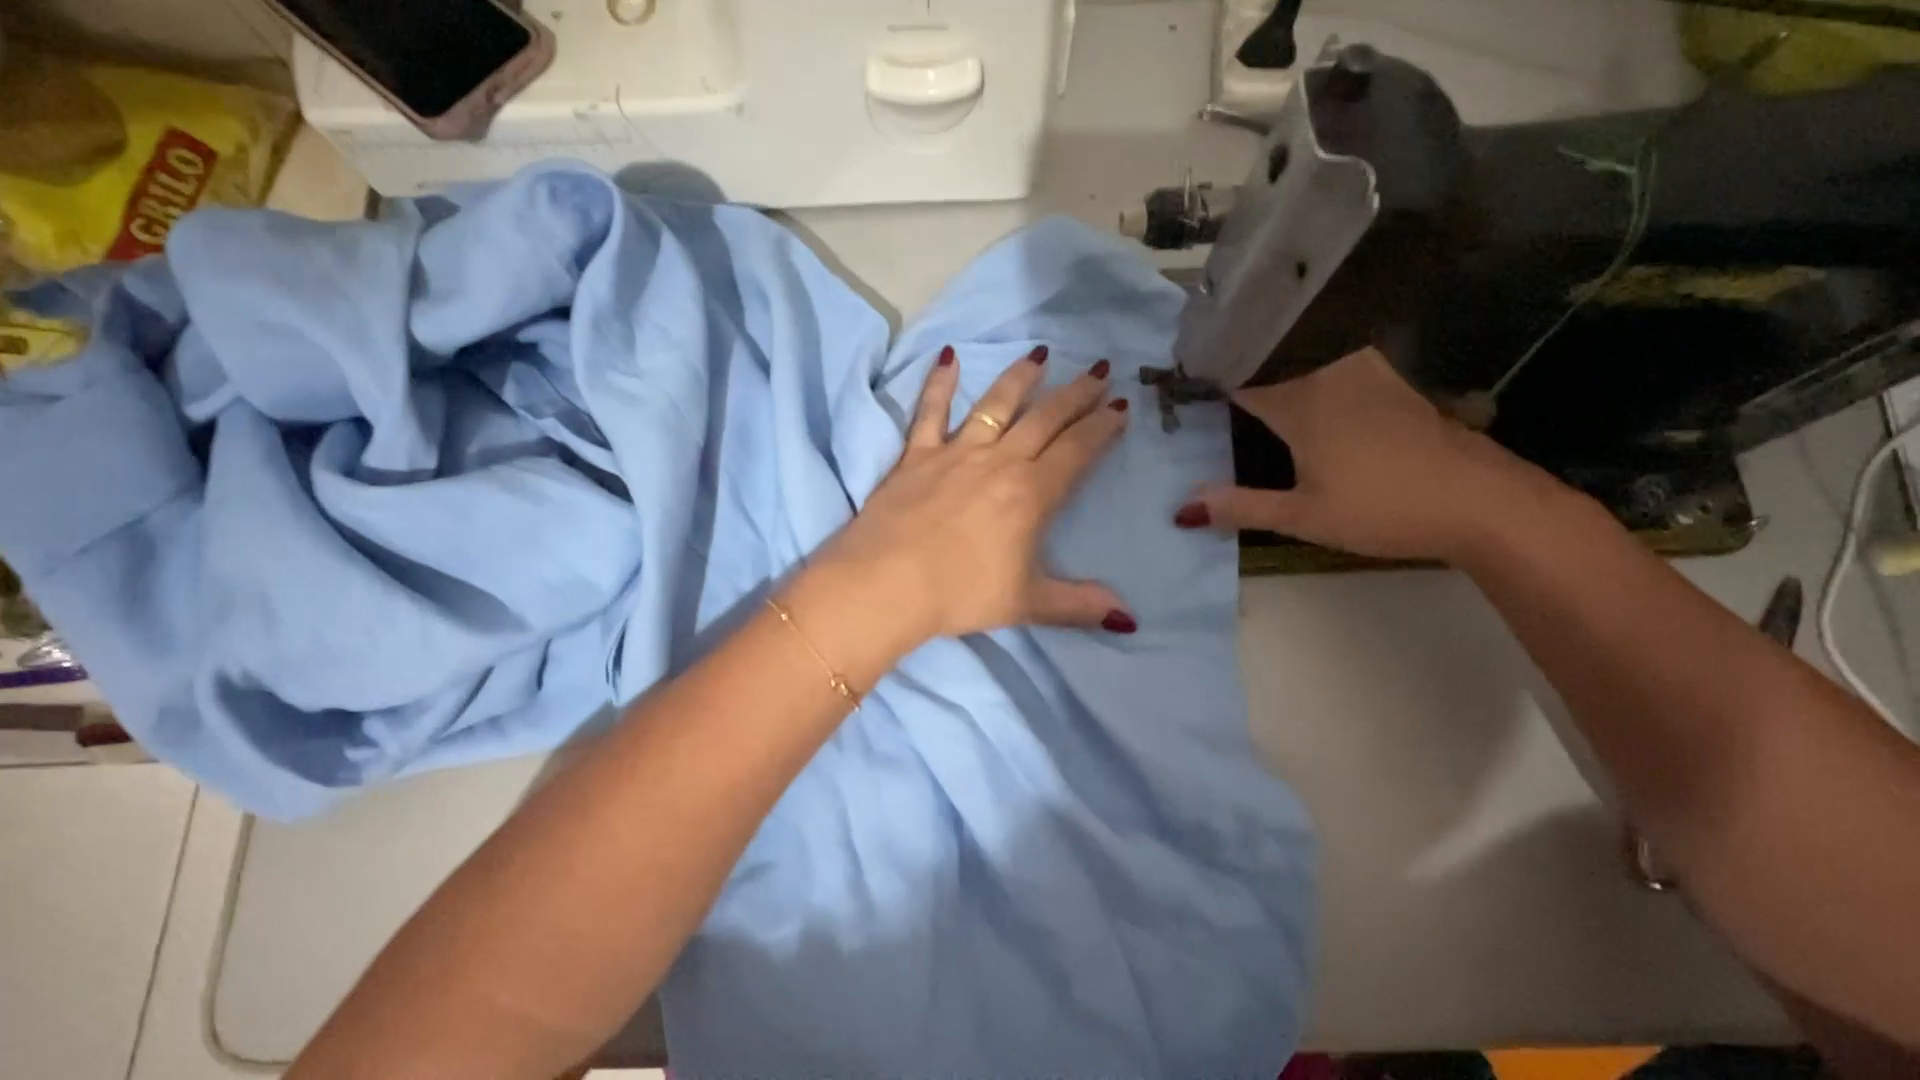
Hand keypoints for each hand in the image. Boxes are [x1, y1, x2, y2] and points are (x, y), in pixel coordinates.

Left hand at [807, 345, 1134, 644]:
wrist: (885, 584)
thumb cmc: (960, 595)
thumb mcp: (1026, 604)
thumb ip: (1078, 604)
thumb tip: (1127, 619)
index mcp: (1032, 494)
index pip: (1077, 451)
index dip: (1102, 427)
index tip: (1121, 405)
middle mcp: (999, 462)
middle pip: (1045, 419)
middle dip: (1076, 394)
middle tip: (1099, 372)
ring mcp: (955, 453)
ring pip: (996, 405)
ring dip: (1020, 378)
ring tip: (1040, 354)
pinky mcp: (915, 455)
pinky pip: (930, 411)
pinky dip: (939, 383)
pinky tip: (948, 356)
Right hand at [1174, 347, 1538, 561]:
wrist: (1478, 500)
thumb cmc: (1383, 508)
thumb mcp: (1304, 517)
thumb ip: (1241, 507)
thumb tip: (1182, 508)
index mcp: (1298, 400)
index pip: (1238, 372)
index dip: (1206, 371)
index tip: (1180, 376)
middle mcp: (1327, 372)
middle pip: (1270, 350)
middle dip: (1237, 355)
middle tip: (1205, 365)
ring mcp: (1364, 371)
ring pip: (1305, 349)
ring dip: (1275, 353)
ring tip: (1246, 365)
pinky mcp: (1390, 381)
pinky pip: (1332, 357)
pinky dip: (1307, 361)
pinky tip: (1303, 380)